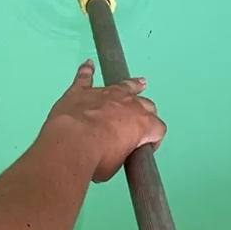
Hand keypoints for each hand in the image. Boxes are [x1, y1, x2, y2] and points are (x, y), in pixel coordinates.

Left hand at [38, 60, 165, 181]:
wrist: (72, 143)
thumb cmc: (97, 158)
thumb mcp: (116, 165)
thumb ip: (119, 154)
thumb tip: (111, 155)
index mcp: (143, 123)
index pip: (158, 129)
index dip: (153, 139)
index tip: (144, 147)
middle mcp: (128, 104)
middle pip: (146, 104)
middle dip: (146, 112)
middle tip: (139, 122)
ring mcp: (105, 94)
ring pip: (124, 85)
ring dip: (132, 85)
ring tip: (139, 82)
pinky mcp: (81, 91)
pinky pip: (85, 77)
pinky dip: (86, 71)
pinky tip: (88, 64)